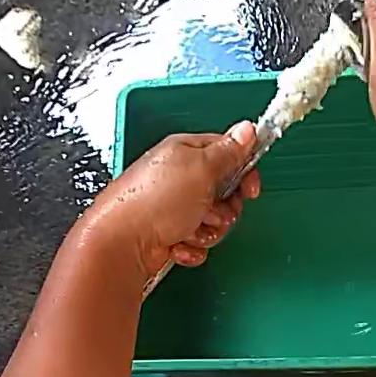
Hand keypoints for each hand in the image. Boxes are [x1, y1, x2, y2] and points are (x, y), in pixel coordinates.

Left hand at [79, 123, 262, 278]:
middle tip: (209, 210)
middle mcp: (182, 178)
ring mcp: (177, 208)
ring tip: (187, 228)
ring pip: (217, 222)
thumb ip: (229, 151)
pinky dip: (193, 247)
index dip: (245, 173)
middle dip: (225, 209)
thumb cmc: (155, 201)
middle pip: (227, 194)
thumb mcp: (202, 168)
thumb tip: (247, 129)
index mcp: (187, 154)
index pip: (229, 155)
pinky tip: (177, 243)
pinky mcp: (173, 233)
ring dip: (209, 230)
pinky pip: (202, 242)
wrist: (125, 242)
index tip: (250, 189)